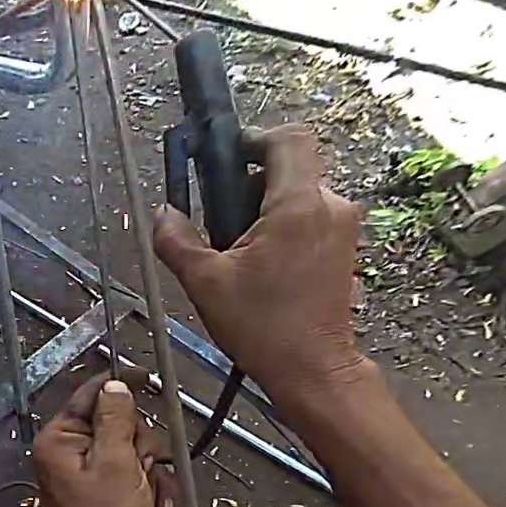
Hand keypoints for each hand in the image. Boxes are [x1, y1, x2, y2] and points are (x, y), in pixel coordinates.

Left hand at [32, 374, 172, 506]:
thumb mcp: (117, 466)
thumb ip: (116, 421)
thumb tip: (115, 386)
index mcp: (59, 439)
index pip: (90, 395)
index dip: (120, 385)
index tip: (147, 377)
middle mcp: (66, 450)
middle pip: (116, 423)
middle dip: (140, 445)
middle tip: (144, 469)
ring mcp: (82, 471)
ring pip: (129, 449)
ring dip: (149, 471)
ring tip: (152, 498)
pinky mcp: (98, 489)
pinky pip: (130, 474)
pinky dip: (147, 488)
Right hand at [153, 125, 370, 406]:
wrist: (312, 368)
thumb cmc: (263, 328)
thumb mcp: (205, 283)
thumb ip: (177, 241)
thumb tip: (162, 213)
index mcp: (297, 207)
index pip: (287, 139)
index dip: (252, 139)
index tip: (225, 158)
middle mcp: (329, 207)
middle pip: (289, 167)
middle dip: (249, 185)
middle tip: (221, 223)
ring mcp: (342, 227)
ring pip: (298, 193)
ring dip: (263, 209)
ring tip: (237, 252)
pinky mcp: (342, 247)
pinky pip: (309, 217)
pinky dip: (281, 227)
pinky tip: (259, 264)